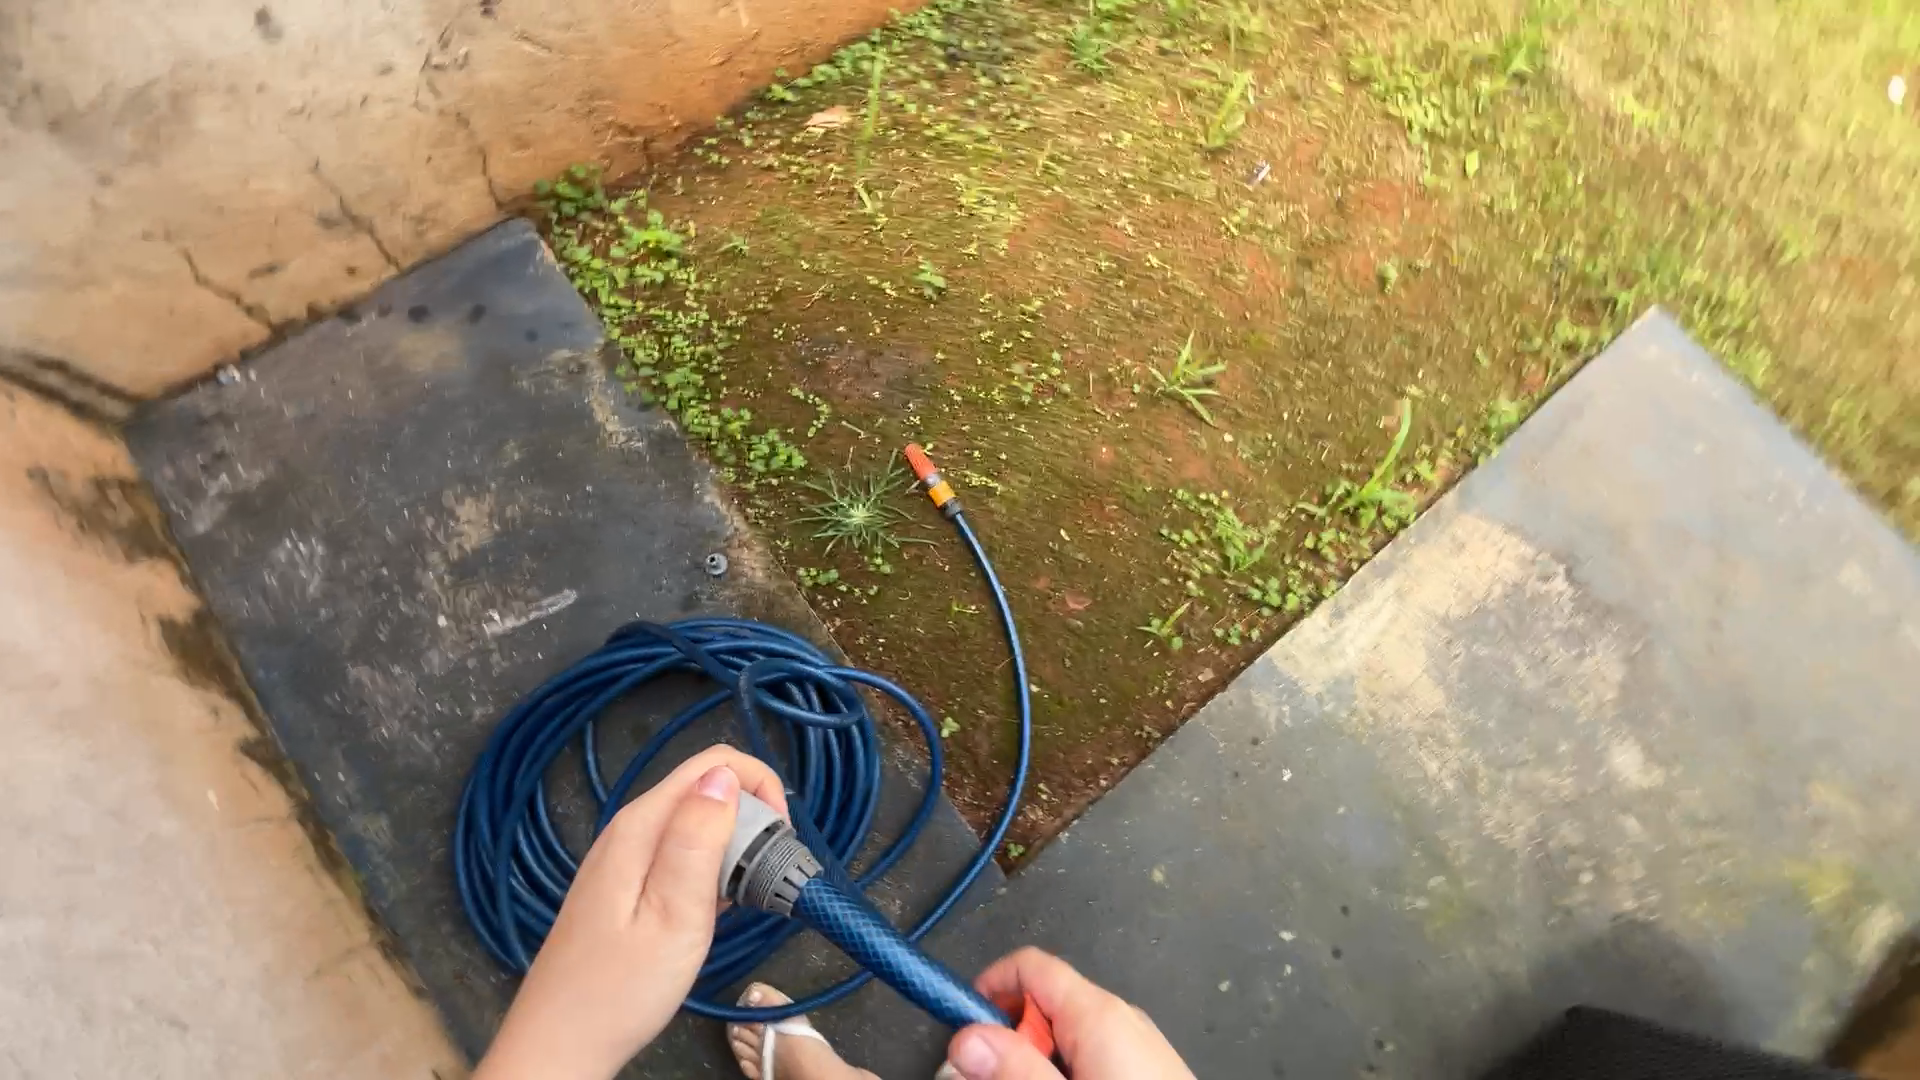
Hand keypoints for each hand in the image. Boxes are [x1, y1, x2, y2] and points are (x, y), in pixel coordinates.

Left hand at [474, 746, 787, 1079]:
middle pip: (706, 786)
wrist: (556, 1053)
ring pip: (696, 818)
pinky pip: (680, 849)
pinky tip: (715, 906)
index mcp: (642, 825)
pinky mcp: (626, 883)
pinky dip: (710, 865)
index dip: (757, 783)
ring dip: (733, 842)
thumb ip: (698, 839)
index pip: (713, 763)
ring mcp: (625, 856)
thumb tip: (724, 774)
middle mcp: (631, 828)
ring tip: (744, 893)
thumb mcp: (674, 914)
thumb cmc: (621, 990)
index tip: (779, 833)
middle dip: (749, 813)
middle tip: (764, 870)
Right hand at [945, 948, 1196, 1079]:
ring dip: (1037, 1063)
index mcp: (1099, 1012)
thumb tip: (964, 1038)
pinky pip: (1095, 1057)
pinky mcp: (1150, 1071)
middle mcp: (1121, 1016)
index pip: (1031, 965)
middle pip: (1046, 1003)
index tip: (964, 1034)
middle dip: (1011, 1039)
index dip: (990, 988)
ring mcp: (1140, 1044)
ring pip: (1068, 1035)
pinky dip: (1068, 1072)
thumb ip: (1015, 1070)